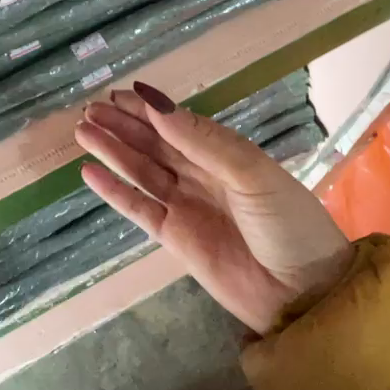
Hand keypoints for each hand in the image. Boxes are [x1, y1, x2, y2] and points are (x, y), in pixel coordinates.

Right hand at [74, 82, 355, 334]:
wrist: (306, 296)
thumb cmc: (287, 224)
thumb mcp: (251, 173)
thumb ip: (201, 140)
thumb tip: (155, 103)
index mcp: (225, 154)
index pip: (177, 124)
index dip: (148, 109)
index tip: (118, 93)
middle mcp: (202, 175)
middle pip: (154, 144)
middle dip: (123, 125)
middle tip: (90, 109)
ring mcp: (186, 206)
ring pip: (140, 171)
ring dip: (113, 150)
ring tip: (83, 130)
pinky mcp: (174, 239)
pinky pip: (137, 208)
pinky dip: (114, 191)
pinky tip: (90, 173)